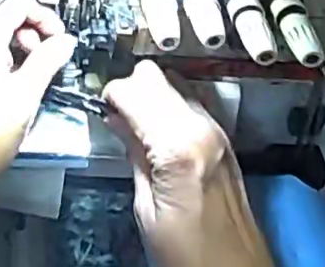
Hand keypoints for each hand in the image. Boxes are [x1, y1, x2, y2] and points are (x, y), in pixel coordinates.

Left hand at [0, 0, 78, 194]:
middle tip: (41, 51)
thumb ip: (48, 60)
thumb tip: (65, 41)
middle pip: (0, 9)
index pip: (19, 4)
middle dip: (26, 24)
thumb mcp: (26, 95)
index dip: (44, 16)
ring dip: (7, 35)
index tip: (58, 39)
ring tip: (22, 66)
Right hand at [103, 61, 272, 266]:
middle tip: (116, 115)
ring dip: (150, 92)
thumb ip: (133, 155)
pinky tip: (159, 128)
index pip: (132, 91)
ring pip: (171, 78)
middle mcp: (199, 125)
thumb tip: (116, 120)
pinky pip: (188, 96)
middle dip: (130, 88)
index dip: (110, 96)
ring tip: (137, 122)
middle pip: (153, 75)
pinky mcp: (223, 134)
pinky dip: (168, 101)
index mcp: (176, 145)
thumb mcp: (147, 211)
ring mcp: (215, 126)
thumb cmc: (189, 256)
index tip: (101, 109)